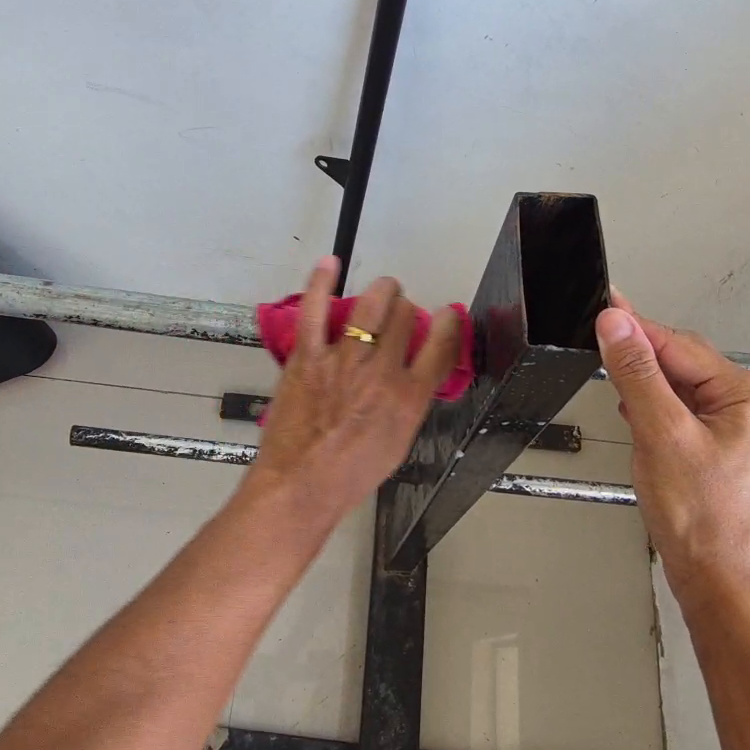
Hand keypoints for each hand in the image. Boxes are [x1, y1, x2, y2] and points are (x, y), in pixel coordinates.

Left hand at [246, 257, 463, 526]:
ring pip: (372, 305)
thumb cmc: (350, 473)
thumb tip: (411, 376)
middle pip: (405, 318)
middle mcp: (382, 371)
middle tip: (399, 314)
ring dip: (383, 290)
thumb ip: (408, 403)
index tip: (446, 315)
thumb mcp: (397, 443)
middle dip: (407, 309)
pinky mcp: (309, 355)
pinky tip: (329, 264)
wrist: (301, 485)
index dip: (448, 324)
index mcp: (408, 397)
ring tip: (383, 290)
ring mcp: (344, 359)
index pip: (441, 346)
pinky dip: (322, 282)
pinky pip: (316, 309)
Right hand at [597, 291, 749, 602]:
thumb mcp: (661, 434)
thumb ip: (637, 373)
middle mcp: (748, 407)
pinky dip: (652, 410)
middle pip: (679, 362)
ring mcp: (734, 429)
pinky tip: (636, 418)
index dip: (634, 328)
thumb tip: (617, 324)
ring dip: (643, 387)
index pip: (678, 345)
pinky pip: (679, 411)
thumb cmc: (707, 520)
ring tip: (619, 394)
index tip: (602, 309)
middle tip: (598, 347)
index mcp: (747, 395)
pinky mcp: (717, 449)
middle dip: (638, 360)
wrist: (722, 584)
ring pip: (677, 387)